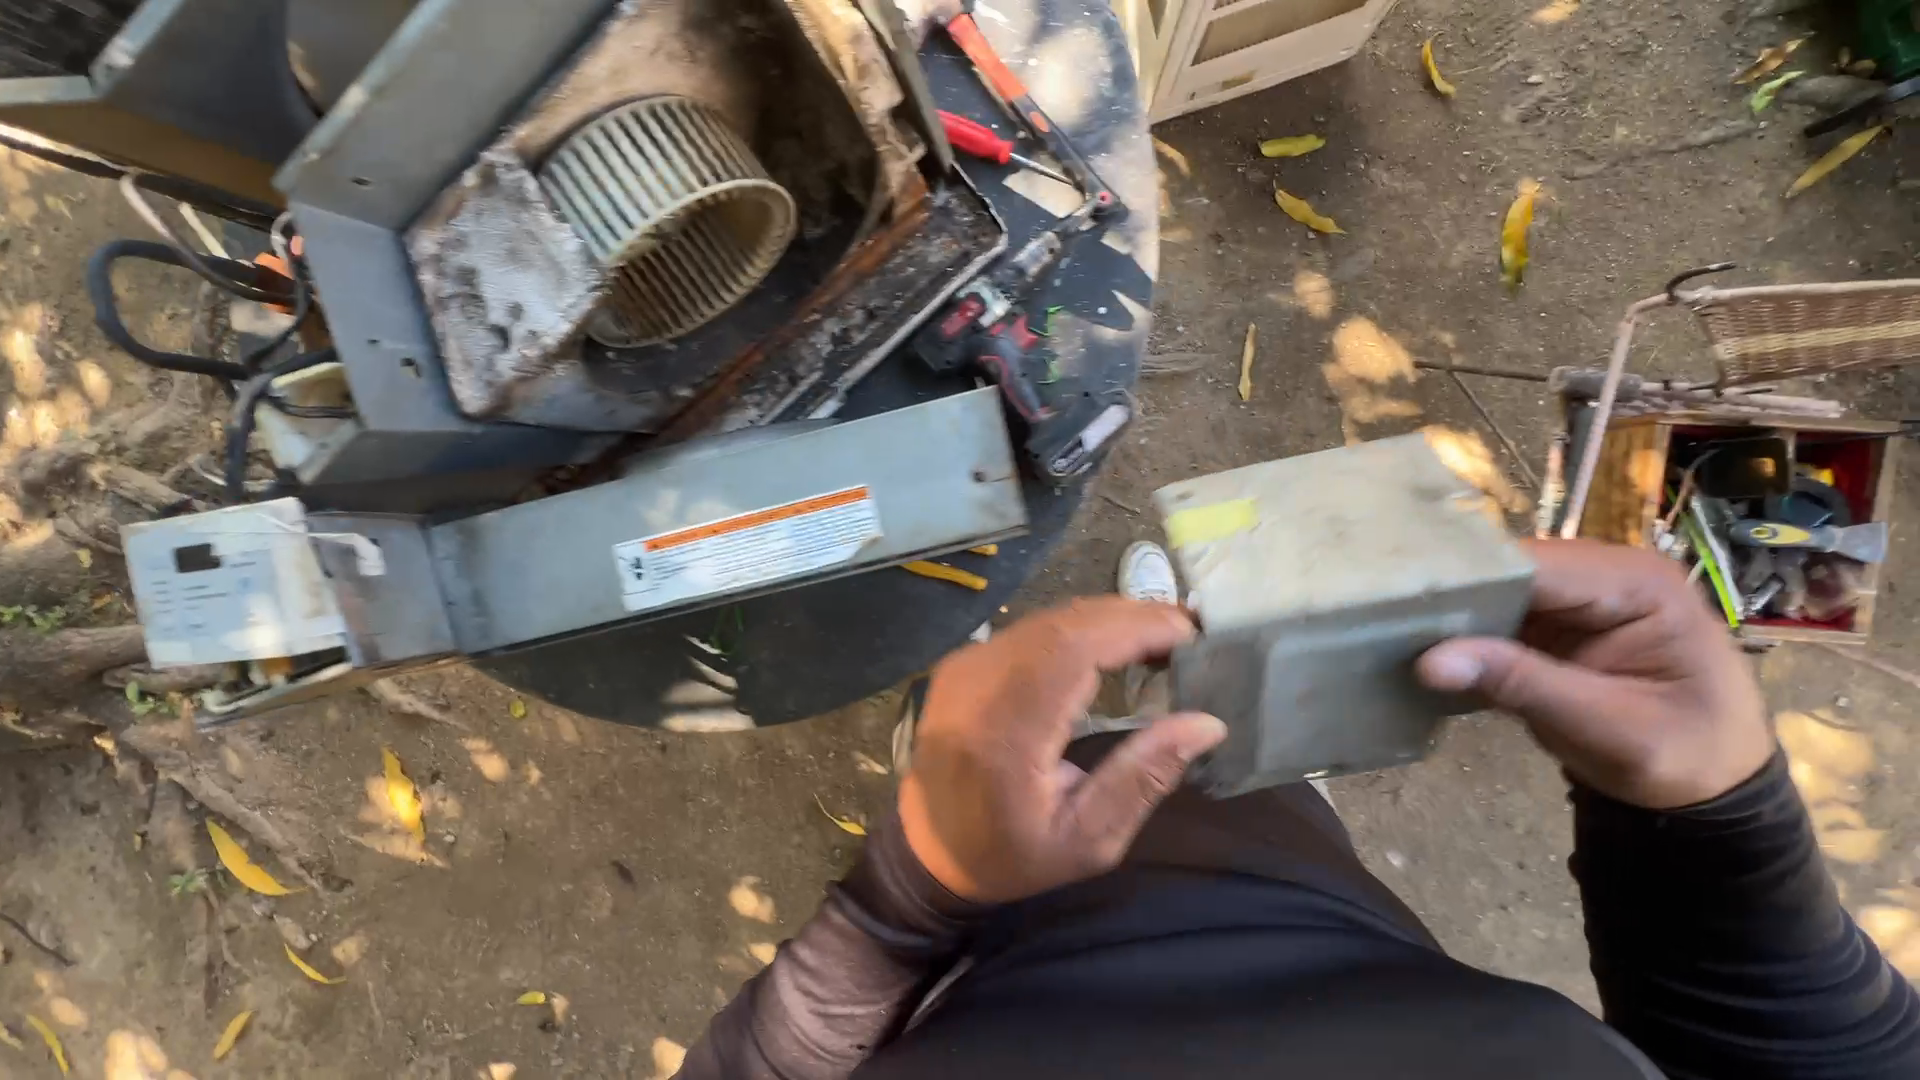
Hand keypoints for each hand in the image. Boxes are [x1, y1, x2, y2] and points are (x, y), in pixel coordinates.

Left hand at [898, 598, 1228, 902]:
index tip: (1189, 632)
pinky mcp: (964, 661)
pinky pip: (1029, 628)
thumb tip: (1207, 723)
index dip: (1134, 628)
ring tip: (1159, 633)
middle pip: (1064, 622)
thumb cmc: (1008, 853)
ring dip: (1106, 618)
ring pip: (1048, 617)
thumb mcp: (1087, 839)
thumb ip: (1144, 777)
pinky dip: (1078, 627)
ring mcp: (966, 665)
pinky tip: (1111, 641)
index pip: (1074, 649)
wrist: (925, 849)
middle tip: (1186, 629)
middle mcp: (980, 682)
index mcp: (1008, 729)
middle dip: (1131, 615)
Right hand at [1417, 538, 1772, 808]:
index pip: (1532, 566)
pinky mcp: (1557, 613)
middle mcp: (1607, 571)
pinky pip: (1497, 605)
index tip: (1398, 603)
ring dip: (1451, 609)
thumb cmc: (1678, 757)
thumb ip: (1520, 684)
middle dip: (1451, 593)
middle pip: (1506, 566)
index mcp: (1637, 583)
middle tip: (1384, 619)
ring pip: (1494, 583)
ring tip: (1393, 628)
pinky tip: (1428, 642)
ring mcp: (1580, 590)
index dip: (1466, 582)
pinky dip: (1464, 625)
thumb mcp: (1604, 727)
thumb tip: (1429, 661)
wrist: (1708, 787)